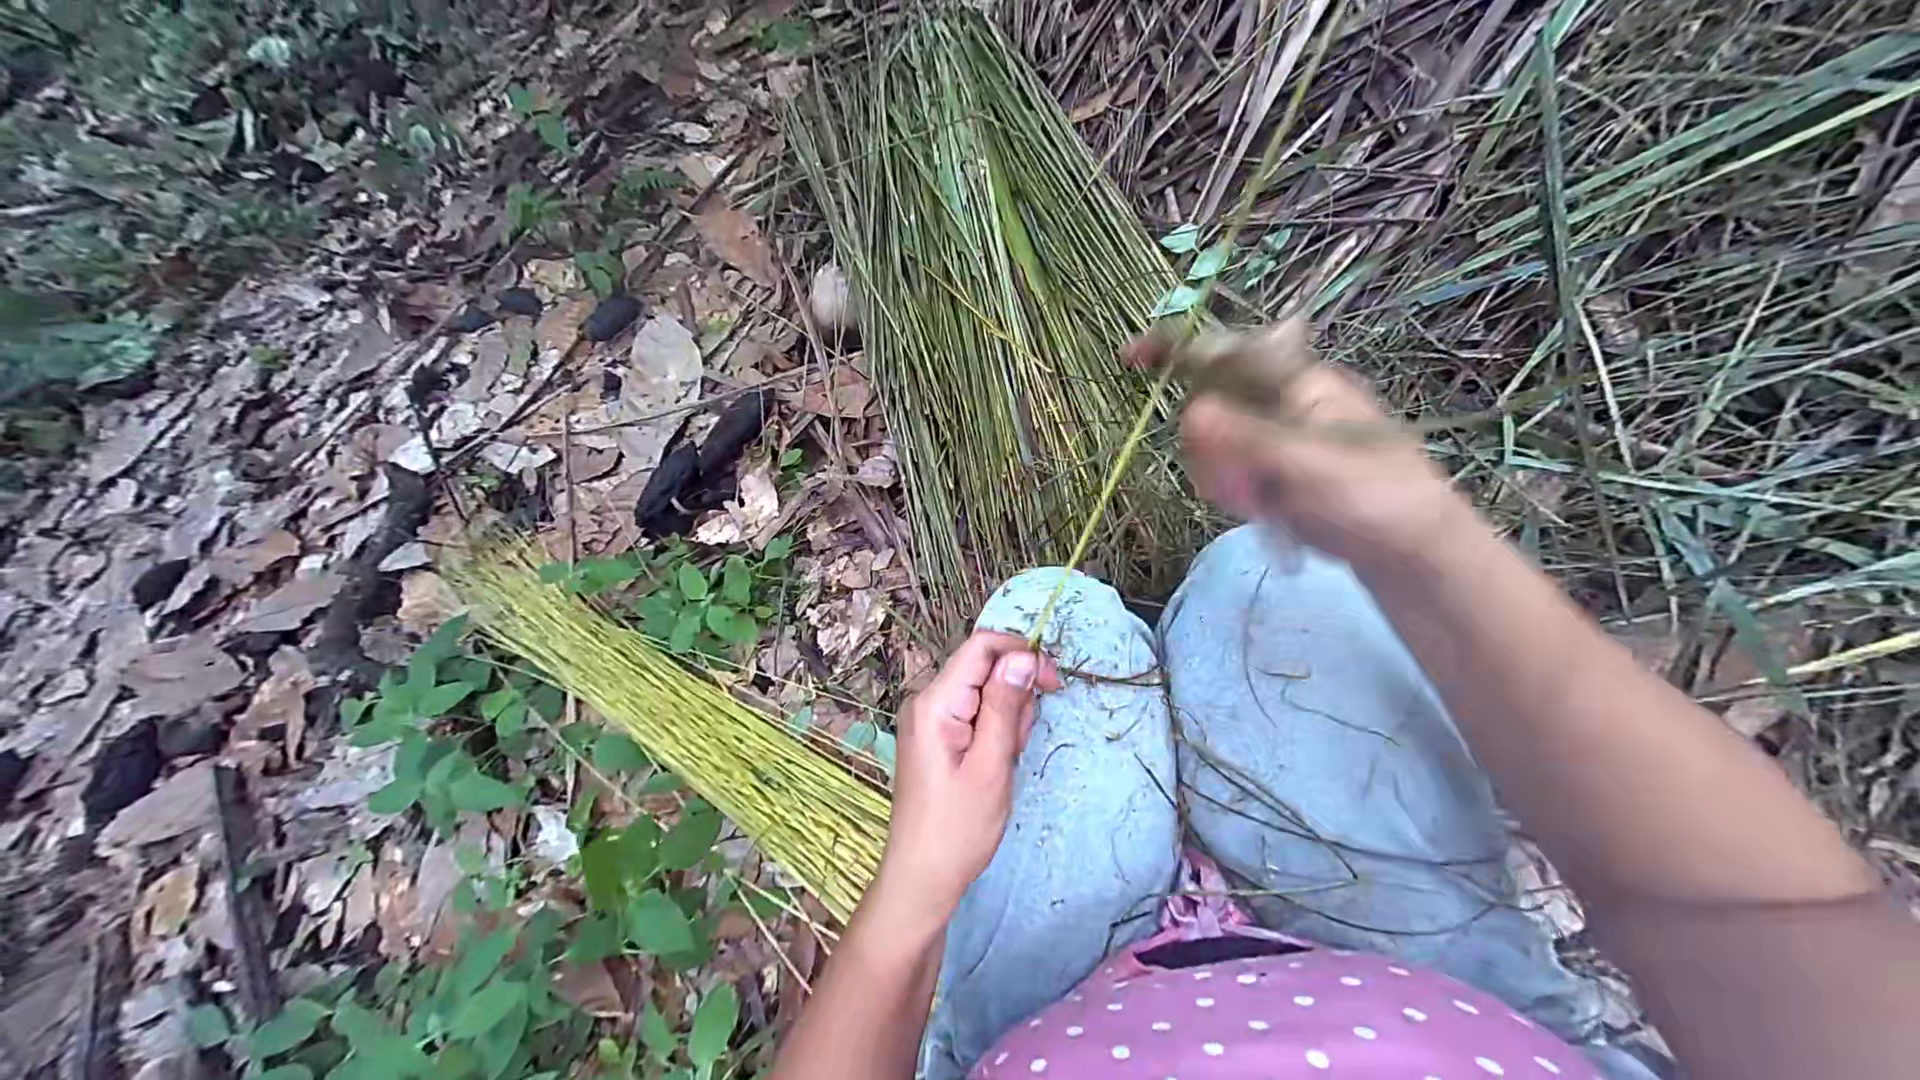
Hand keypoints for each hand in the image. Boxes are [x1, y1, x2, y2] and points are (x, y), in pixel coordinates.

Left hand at [877, 631, 1061, 918]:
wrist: (923, 877)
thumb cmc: (959, 828)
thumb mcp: (991, 765)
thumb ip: (1005, 705)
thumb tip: (1023, 655)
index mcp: (935, 702)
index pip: (981, 646)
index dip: (1021, 652)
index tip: (1052, 682)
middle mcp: (927, 700)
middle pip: (985, 668)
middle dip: (1014, 697)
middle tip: (1014, 745)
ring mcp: (929, 717)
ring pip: (985, 691)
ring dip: (1007, 718)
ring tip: (1002, 761)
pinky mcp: (937, 733)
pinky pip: (975, 712)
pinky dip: (994, 731)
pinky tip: (993, 762)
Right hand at [1152, 320, 1465, 564]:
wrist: (1412, 551)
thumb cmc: (1377, 498)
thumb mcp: (1310, 466)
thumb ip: (1247, 439)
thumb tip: (1190, 412)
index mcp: (1297, 383)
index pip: (1226, 353)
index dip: (1175, 350)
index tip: (1129, 359)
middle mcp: (1280, 402)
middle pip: (1208, 408)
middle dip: (1210, 450)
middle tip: (1239, 487)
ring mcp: (1274, 437)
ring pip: (1213, 445)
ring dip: (1222, 477)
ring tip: (1259, 504)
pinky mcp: (1272, 469)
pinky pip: (1227, 472)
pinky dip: (1232, 492)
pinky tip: (1259, 510)